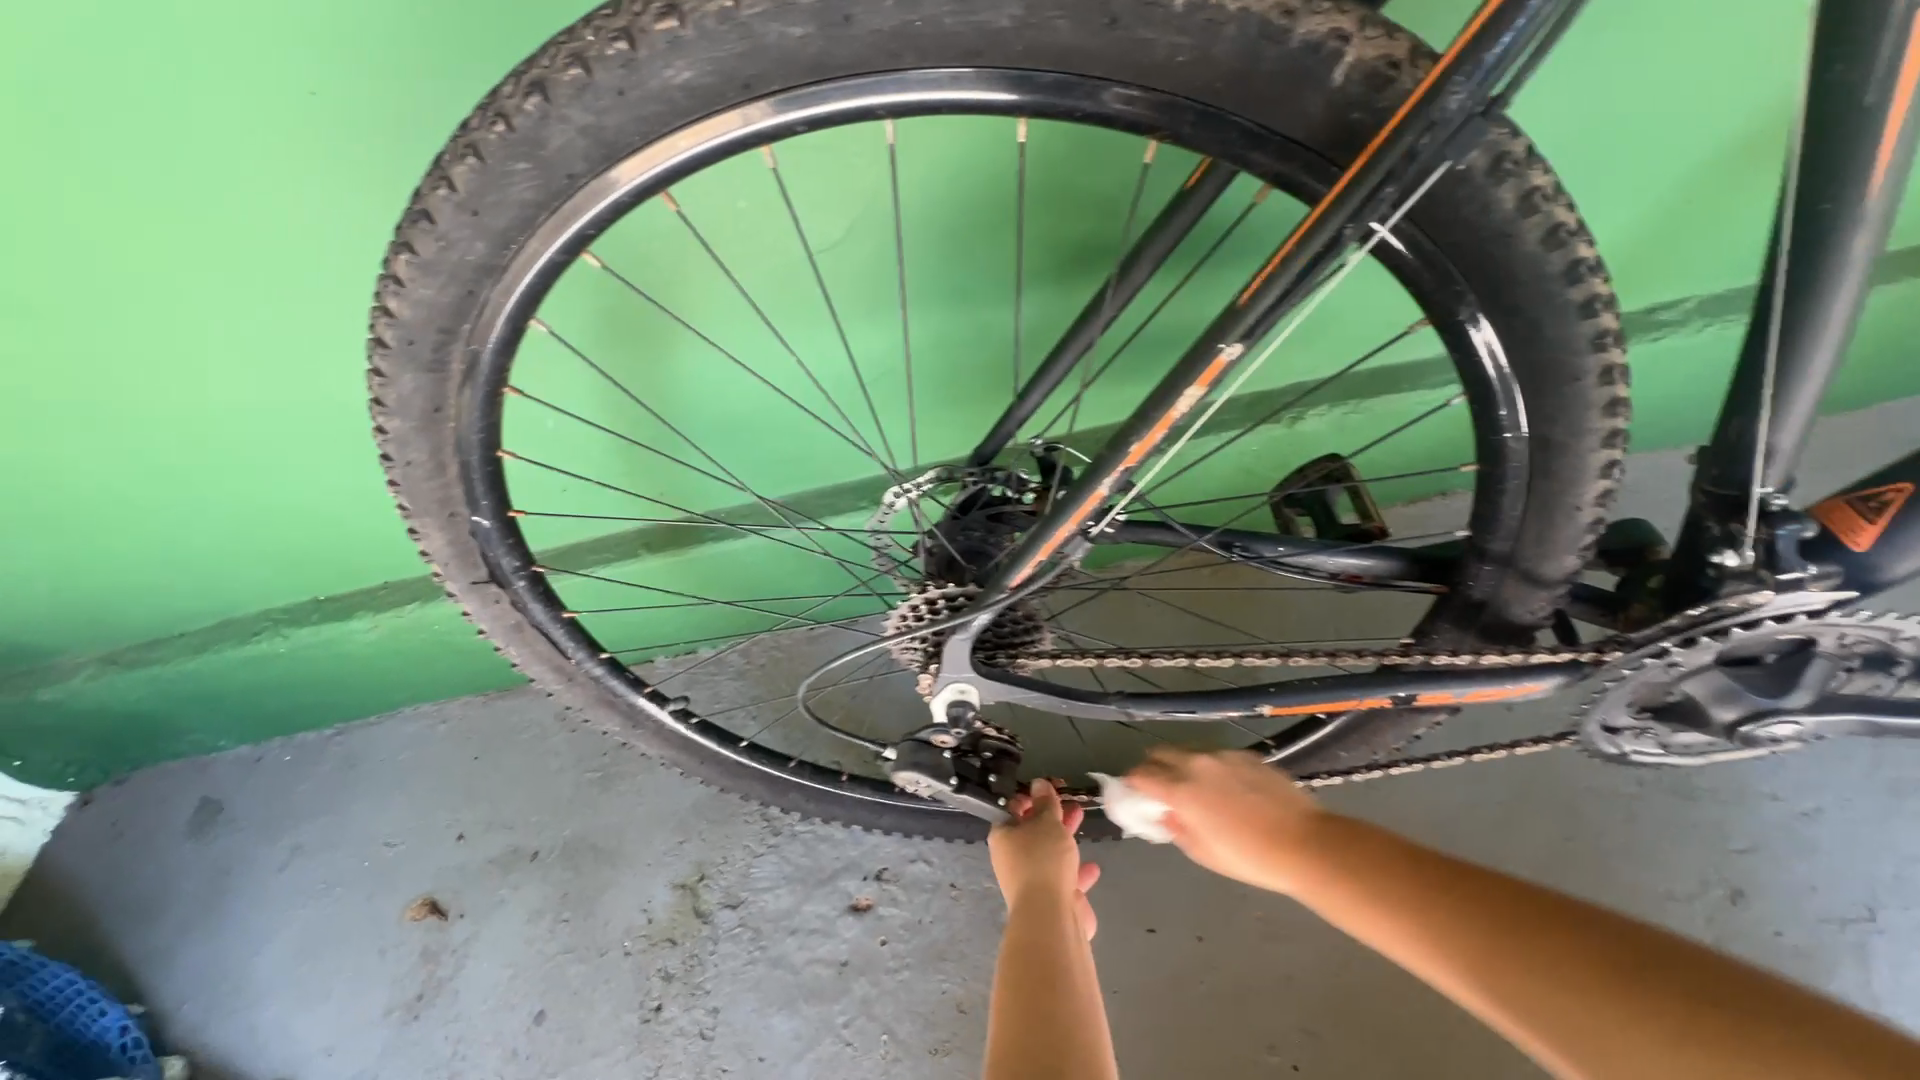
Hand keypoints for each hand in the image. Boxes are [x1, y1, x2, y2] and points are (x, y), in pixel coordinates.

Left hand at [989, 779, 1102, 939]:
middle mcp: (1012, 859)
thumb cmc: (1043, 859)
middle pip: (1032, 831)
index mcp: (1003, 837)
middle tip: (1070, 801)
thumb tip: (1038, 783)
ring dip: (1065, 838)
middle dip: (1051, 816)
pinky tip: (1093, 867)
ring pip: (1049, 854)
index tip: (1049, 787)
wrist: (1051, 916)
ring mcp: (1031, 882)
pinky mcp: (1051, 900)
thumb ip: (1045, 802)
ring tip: (1081, 820)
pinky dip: (1077, 871)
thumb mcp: (1046, 822)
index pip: (1012, 810)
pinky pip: (1065, 879)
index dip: (1030, 796)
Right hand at [1124, 747, 1325, 895]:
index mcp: (1181, 790)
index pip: (1140, 775)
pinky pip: (1219, 756)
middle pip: (1160, 753)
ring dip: (1183, 765)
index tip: (1133, 793)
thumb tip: (1166, 815)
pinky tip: (1229, 787)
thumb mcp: (1203, 853)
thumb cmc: (1250, 857)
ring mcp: (1224, 756)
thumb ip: (1177, 829)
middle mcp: (1197, 764)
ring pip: (1190, 751)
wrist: (1306, 844)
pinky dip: (1213, 767)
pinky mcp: (1248, 755)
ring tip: (1196, 787)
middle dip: (1153, 767)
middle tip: (1160, 787)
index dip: (1132, 783)